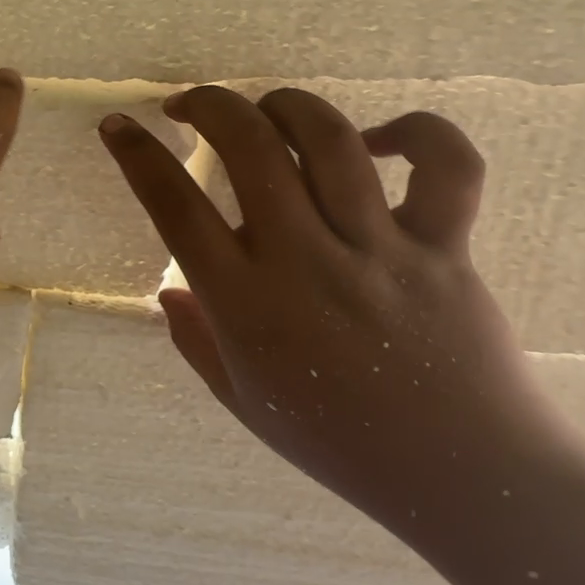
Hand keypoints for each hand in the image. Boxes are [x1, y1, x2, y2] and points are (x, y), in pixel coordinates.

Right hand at [97, 87, 584, 573]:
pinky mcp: (445, 249)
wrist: (467, 480)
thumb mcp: (239, 398)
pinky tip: (379, 141)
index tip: (117, 125)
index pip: (174, 206)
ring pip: (331, 142)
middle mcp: (305, 261)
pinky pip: (446, 168)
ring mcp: (379, 250)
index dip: (136, 155)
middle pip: (251, 149)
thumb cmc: (336, 444)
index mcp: (245, 303)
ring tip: (265, 109)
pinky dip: (416, 133)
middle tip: (187, 105)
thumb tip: (171, 291)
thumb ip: (194, 339)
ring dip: (286, 106)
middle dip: (210, 105)